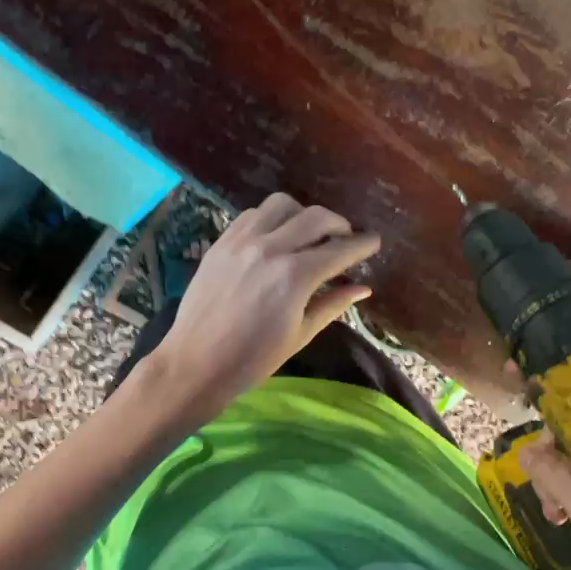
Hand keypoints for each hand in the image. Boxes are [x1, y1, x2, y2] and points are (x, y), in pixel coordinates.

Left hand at [142, 193, 380, 421]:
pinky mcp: (221, 243)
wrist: (196, 364)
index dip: (363, 244)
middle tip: (346, 238)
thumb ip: (333, 304)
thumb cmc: (253, 359)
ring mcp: (242, 242)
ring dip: (304, 214)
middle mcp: (270, 249)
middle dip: (338, 225)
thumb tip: (363, 287)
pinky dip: (272, 218)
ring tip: (309, 233)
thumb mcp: (300, 334)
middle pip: (316, 217)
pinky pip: (252, 215)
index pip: (340, 249)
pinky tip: (276, 236)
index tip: (374, 241)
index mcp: (295, 277)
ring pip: (282, 205)